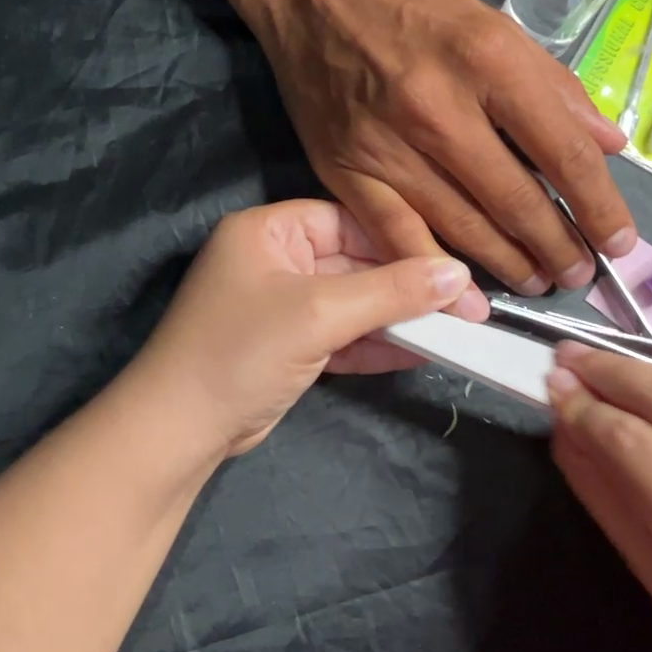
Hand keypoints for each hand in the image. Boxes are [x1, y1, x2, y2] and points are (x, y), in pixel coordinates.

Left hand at [128, 200, 467, 456]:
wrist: (181, 430)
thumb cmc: (242, 351)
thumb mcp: (319, 313)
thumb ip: (391, 291)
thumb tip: (459, 275)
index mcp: (269, 231)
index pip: (350, 221)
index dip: (404, 243)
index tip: (458, 268)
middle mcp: (275, 261)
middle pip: (356, 264)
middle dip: (408, 289)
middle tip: (470, 309)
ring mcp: (282, 307)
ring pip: (353, 304)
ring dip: (398, 320)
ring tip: (457, 333)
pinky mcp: (289, 348)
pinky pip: (343, 337)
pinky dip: (376, 346)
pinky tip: (422, 354)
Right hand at [239, 0, 633, 302]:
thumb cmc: (409, 6)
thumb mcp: (492, 23)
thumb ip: (552, 85)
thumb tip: (607, 144)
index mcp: (487, 61)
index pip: (562, 151)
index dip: (598, 205)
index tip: (616, 241)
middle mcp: (439, 110)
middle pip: (515, 199)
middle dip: (558, 247)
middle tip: (578, 274)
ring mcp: (388, 149)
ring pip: (462, 228)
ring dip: (509, 264)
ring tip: (537, 281)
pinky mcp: (348, 175)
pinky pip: (399, 239)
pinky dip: (435, 278)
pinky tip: (468, 303)